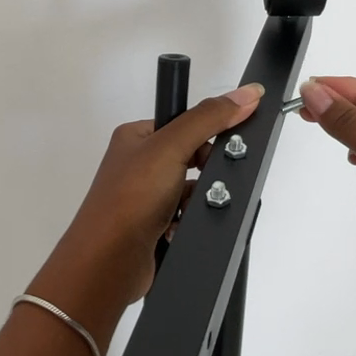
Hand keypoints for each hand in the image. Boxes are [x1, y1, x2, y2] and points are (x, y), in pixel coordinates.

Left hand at [29, 84, 265, 326]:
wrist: (108, 262)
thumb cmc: (128, 200)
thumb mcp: (171, 147)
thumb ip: (209, 119)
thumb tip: (248, 93)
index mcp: (135, 137)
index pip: (185, 124)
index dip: (206, 136)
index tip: (220, 149)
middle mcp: (138, 165)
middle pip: (193, 160)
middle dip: (204, 176)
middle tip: (200, 186)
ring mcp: (145, 198)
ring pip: (193, 193)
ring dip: (196, 203)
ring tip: (183, 212)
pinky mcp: (154, 227)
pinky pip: (187, 219)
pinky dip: (188, 224)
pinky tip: (178, 229)